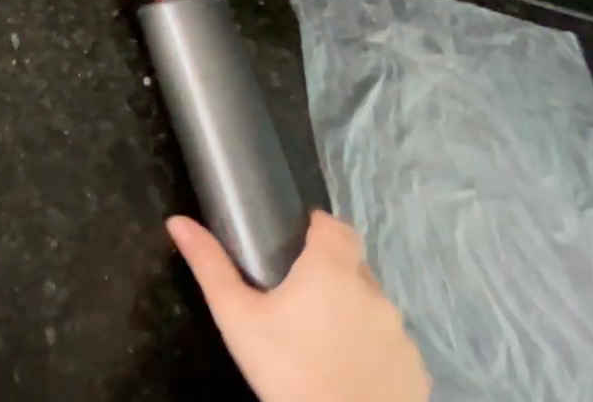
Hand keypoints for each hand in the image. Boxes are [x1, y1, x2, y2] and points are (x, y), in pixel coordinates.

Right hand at [168, 211, 429, 401]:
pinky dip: (366, 342)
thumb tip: (177, 221)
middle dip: (325, 269)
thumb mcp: (234, 314)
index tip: (293, 232)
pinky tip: (340, 363)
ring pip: (371, 305)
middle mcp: (374, 297)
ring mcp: (401, 336)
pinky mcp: (415, 371)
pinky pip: (387, 341)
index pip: (337, 228)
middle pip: (353, 267)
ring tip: (313, 331)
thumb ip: (209, 263)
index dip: (318, 224)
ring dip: (347, 306)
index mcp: (331, 273)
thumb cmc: (285, 366)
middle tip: (289, 288)